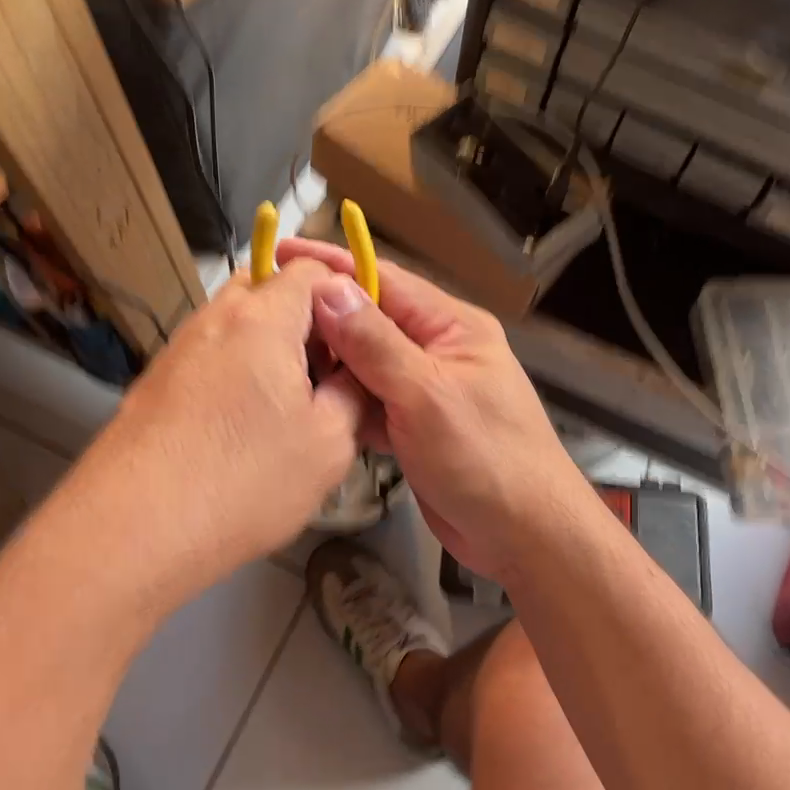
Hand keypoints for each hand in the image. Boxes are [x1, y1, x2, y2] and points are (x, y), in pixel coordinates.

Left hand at [94, 259, 369, 596]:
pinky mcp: (154, 383)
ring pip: (235, 324)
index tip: (362, 340)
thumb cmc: (244, 481)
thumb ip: (353, 393)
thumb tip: (355, 369)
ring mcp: (177, 350)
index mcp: (263, 318)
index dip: (345, 295)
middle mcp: (214, 319)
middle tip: (327, 371)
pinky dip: (236, 371)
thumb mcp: (329, 444)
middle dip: (304, 317)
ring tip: (288, 406)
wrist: (130, 531)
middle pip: (266, 288)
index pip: (310, 270)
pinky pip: (210, 356)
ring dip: (269, 346)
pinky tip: (243, 427)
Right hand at [276, 239, 602, 579]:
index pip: (384, 280)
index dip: (331, 267)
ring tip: (272, 355)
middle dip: (323, 315)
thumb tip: (327, 288)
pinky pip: (372, 402)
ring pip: (367, 364)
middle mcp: (439, 349)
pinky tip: (307, 403)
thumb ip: (375, 343)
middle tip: (263, 311)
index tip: (280, 255)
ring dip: (329, 362)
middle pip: (372, 321)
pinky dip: (344, 402)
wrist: (526, 534)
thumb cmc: (484, 458)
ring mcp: (427, 390)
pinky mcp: (416, 428)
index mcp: (451, 326)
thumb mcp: (427, 394)